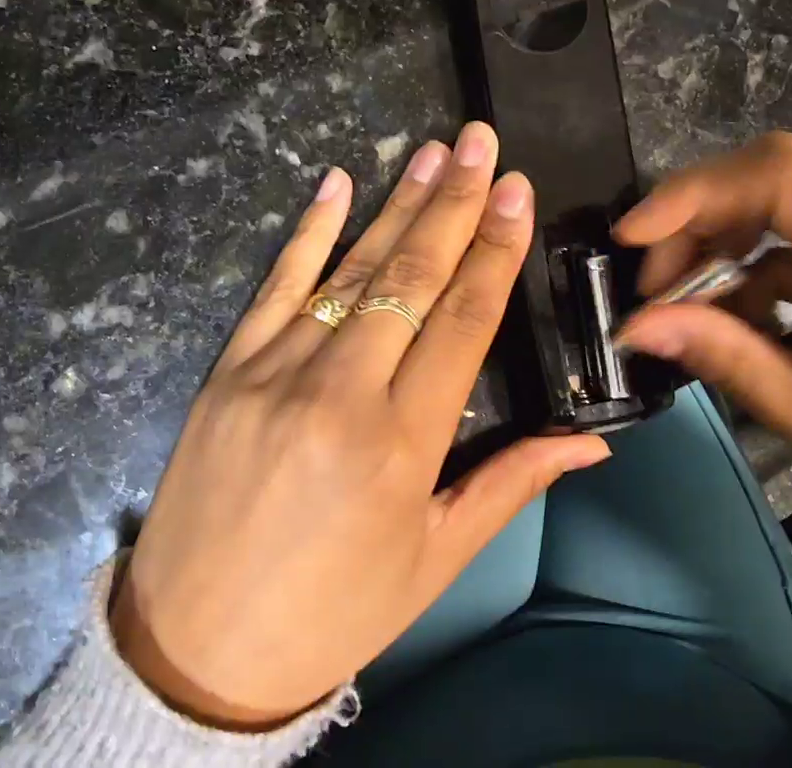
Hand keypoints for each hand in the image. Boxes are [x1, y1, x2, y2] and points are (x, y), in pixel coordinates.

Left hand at [115, 123, 610, 728]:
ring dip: (396, 206)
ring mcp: (274, 373)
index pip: (462, 321)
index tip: (518, 192)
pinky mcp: (227, 370)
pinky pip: (273, 286)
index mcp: (402, 444)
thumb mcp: (434, 559)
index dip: (495, 250)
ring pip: (349, 272)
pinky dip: (308, 232)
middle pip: (410, 277)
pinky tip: (335, 183)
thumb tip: (592, 444)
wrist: (198, 649)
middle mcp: (340, 392)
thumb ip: (511, 484)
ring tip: (433, 153)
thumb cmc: (334, 611)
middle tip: (482, 142)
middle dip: (454, 203)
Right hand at [613, 133, 791, 616]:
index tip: (631, 240)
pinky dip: (769, 266)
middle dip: (704, 216)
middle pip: (791, 172)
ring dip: (731, 238)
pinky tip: (740, 315)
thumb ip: (741, 367)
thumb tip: (640, 326)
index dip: (696, 193)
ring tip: (684, 305)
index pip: (790, 177)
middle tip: (652, 286)